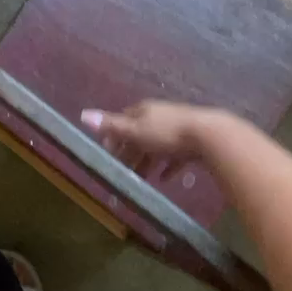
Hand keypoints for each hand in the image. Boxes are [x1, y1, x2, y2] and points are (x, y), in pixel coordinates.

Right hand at [81, 100, 229, 179]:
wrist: (208, 136)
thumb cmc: (167, 133)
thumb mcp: (135, 131)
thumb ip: (111, 125)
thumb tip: (83, 114)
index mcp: (144, 111)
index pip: (124, 119)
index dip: (114, 133)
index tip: (107, 150)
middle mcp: (159, 116)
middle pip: (140, 133)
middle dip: (130, 150)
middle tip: (121, 168)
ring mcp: (177, 129)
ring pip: (157, 145)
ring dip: (147, 160)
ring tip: (140, 178)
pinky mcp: (192, 143)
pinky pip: (175, 156)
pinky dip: (168, 166)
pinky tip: (165, 179)